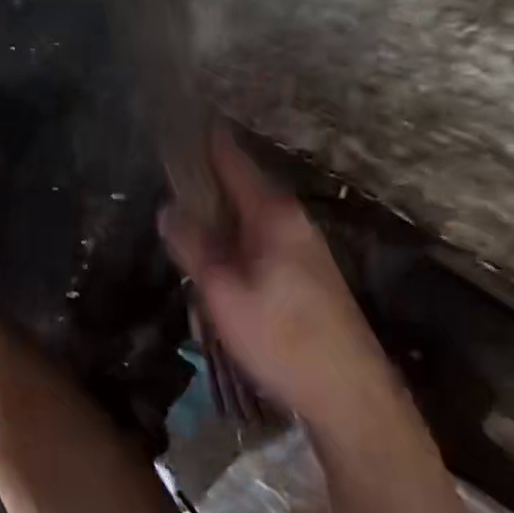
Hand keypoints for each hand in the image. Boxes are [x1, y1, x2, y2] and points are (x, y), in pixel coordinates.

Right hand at [158, 129, 390, 423]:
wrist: (351, 398)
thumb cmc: (283, 340)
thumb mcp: (223, 292)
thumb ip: (193, 246)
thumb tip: (167, 208)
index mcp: (272, 215)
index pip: (230, 157)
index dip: (201, 135)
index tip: (173, 114)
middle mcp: (290, 219)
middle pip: (238, 179)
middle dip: (201, 167)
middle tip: (162, 161)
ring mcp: (301, 244)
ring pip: (245, 207)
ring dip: (213, 199)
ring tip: (176, 197)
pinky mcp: (302, 268)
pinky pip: (254, 229)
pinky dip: (227, 223)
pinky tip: (209, 242)